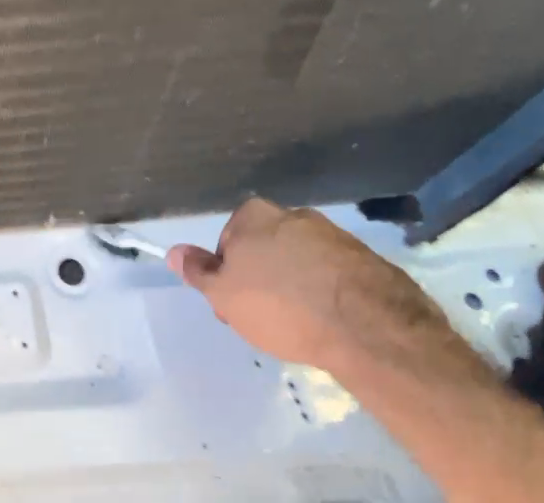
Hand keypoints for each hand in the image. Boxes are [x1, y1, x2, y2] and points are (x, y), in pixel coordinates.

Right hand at [167, 198, 455, 374]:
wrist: (369, 328)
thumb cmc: (282, 306)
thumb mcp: (224, 294)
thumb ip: (197, 271)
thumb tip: (174, 251)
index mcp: (255, 214)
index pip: (228, 243)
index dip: (228, 276)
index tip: (237, 305)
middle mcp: (294, 215)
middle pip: (267, 249)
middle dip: (265, 278)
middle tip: (268, 318)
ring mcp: (336, 236)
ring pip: (304, 263)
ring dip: (300, 286)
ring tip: (304, 326)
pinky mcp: (370, 261)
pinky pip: (337, 277)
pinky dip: (331, 295)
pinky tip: (333, 324)